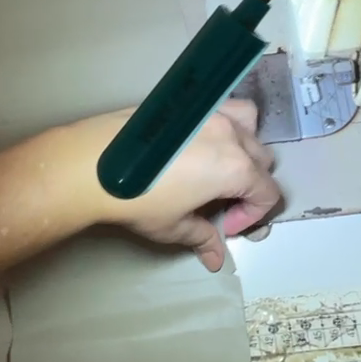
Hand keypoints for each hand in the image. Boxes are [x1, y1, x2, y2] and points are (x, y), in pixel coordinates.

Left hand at [63, 100, 280, 270]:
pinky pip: (221, 106)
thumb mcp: (174, 226)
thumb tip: (216, 258)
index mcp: (235, 168)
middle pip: (262, 160)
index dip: (251, 216)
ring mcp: (208, 113)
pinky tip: (200, 142)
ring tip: (220, 165)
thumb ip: (203, 238)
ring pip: (249, 123)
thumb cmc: (137, 197)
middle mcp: (230, 135)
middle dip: (249, 185)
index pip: (267, 193)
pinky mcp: (187, 103)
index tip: (225, 226)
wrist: (94, 164)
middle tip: (220, 202)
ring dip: (245, 146)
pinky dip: (224, 122)